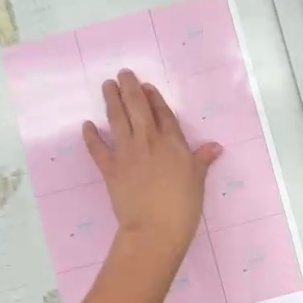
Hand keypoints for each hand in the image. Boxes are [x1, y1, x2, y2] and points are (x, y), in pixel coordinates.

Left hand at [83, 70, 221, 258]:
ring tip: (106, 85)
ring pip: (118, 120)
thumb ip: (203, 160)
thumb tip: (215, 146)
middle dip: (130, 88)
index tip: (146, 85)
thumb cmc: (183, 207)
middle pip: (138, 108)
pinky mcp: (110, 169)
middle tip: (122, 73)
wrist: (155, 229)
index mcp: (173, 144)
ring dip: (111, 100)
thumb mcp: (198, 181)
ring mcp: (127, 153)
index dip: (154, 98)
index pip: (163, 113)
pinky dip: (91, 136)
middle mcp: (149, 141)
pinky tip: (86, 124)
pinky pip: (98, 148)